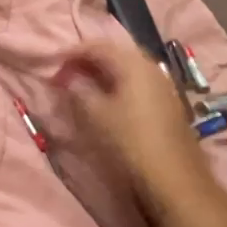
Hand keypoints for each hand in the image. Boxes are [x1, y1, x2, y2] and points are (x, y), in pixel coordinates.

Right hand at [52, 40, 210, 196]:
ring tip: (82, 87)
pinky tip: (107, 100)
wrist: (175, 180)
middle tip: (67, 74)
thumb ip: (77, 89)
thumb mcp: (96, 115)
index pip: (97, 45)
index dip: (71, 53)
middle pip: (114, 53)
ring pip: (126, 69)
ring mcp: (163, 85)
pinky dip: (117, 85)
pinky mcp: (167, 103)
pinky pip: (137, 83)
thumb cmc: (131, 142)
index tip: (52, 66)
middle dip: (88, 61)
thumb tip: (66, 77)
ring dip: (103, 73)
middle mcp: (151, 67)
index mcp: (133, 63)